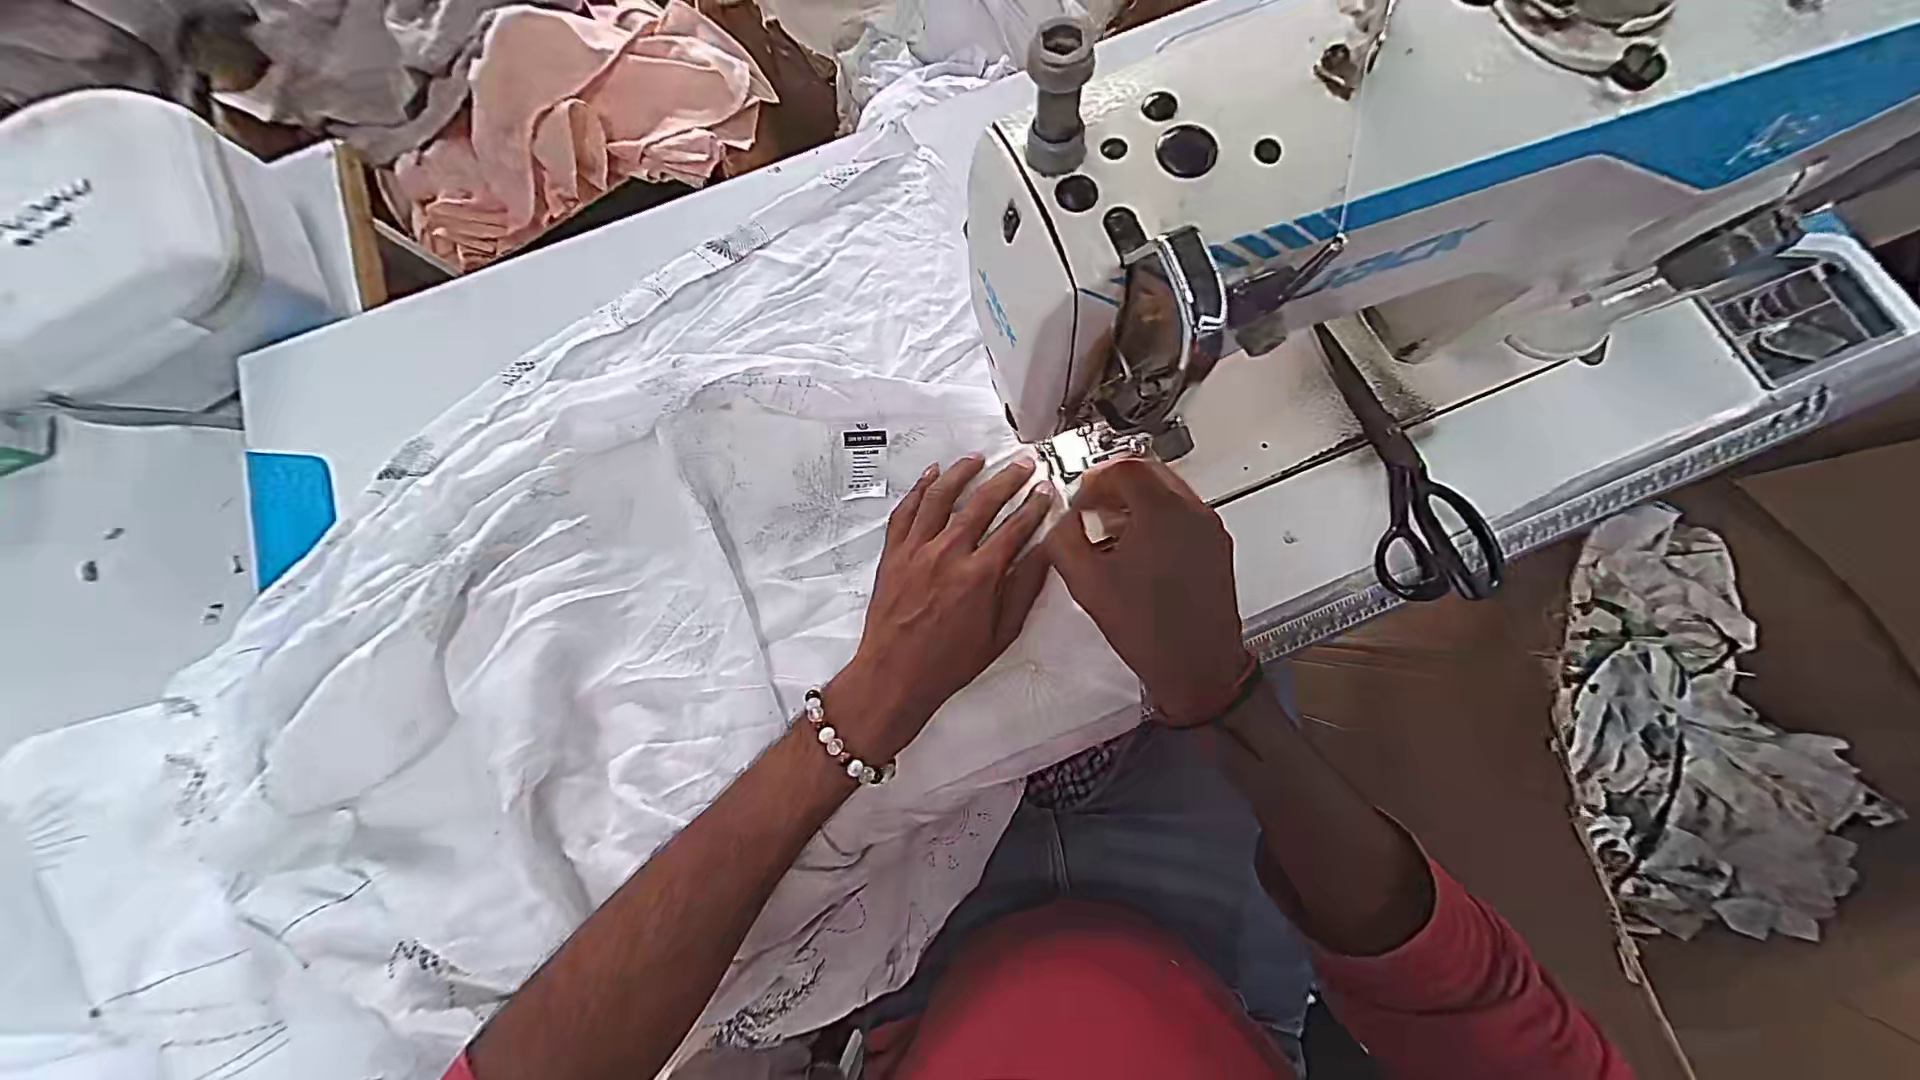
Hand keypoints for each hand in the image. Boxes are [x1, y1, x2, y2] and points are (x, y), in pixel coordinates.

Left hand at [825, 454, 1054, 762]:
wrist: (894, 674)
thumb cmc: (946, 662)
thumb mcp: (1000, 633)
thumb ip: (1023, 588)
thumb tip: (1044, 555)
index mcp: (979, 576)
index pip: (1016, 527)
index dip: (1034, 506)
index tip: (1044, 493)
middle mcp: (948, 555)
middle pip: (983, 502)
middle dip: (1007, 480)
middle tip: (1020, 466)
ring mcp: (917, 550)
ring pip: (941, 496)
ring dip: (962, 472)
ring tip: (977, 459)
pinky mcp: (894, 553)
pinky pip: (906, 510)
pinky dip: (919, 489)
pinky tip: (931, 476)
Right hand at [1043, 457, 1249, 725]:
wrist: (1197, 666)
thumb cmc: (1153, 632)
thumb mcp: (1087, 583)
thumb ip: (1063, 541)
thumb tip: (1060, 523)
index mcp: (1162, 514)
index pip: (1124, 468)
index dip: (1094, 479)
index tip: (1081, 497)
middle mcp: (1192, 514)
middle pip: (1149, 471)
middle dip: (1115, 484)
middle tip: (1093, 503)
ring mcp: (1208, 531)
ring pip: (1168, 491)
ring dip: (1135, 500)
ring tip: (1110, 527)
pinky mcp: (1215, 548)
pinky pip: (1183, 515)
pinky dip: (1156, 518)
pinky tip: (1135, 548)